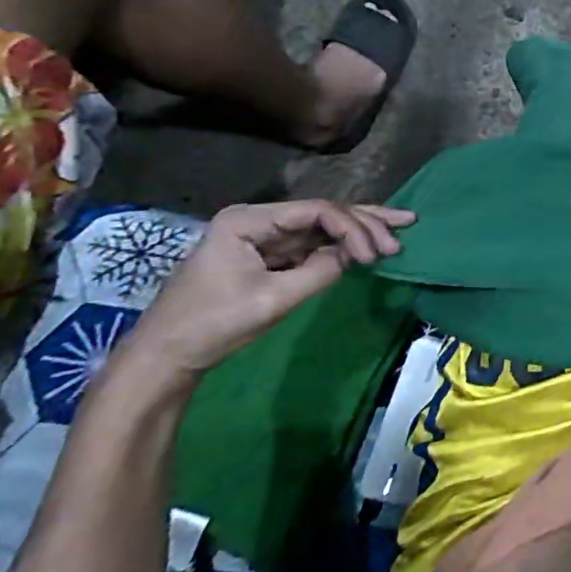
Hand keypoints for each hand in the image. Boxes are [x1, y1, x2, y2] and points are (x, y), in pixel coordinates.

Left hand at [121, 201, 415, 379]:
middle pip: (323, 213)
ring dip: (359, 231)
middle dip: (365, 222)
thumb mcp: (272, 299)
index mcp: (248, 220)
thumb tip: (355, 255)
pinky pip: (312, 244)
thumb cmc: (211, 326)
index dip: (353, 228)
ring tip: (399, 227)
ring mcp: (262, 237)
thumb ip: (321, 271)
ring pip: (321, 227)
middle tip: (406, 228)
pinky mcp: (267, 256)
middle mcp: (257, 220)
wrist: (164, 360)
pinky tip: (368, 245)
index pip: (317, 211)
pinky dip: (341, 246)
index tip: (377, 254)